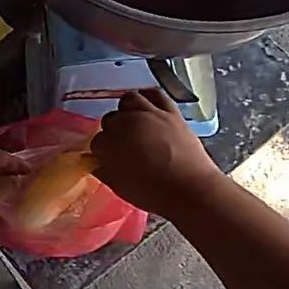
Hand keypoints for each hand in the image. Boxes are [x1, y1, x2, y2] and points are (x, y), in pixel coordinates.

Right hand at [90, 89, 226, 216]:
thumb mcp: (121, 187)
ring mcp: (151, 114)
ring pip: (129, 100)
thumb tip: (97, 164)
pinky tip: (146, 105)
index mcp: (112, 143)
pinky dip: (147, 97)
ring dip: (125, 110)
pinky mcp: (170, 112)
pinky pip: (155, 95)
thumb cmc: (154, 193)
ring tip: (130, 122)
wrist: (191, 189)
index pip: (97, 142)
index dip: (100, 152)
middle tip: (118, 144)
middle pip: (110, 119)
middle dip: (111, 131)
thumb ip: (105, 172)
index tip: (106, 159)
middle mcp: (128, 123)